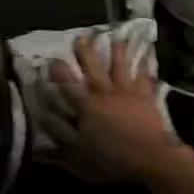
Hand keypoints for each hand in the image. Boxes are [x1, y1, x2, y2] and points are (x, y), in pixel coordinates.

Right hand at [49, 34, 193, 181]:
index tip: (52, 59)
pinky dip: (147, 64)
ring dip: (118, 50)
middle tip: (82, 35)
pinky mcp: (146, 97)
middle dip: (86, 51)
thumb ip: (60, 134)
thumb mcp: (78, 152)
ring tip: (117, 36)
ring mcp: (128, 92)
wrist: (151, 158)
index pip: (68, 84)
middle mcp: (105, 93)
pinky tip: (149, 53)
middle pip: (93, 67)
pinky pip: (146, 77)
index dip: (58, 71)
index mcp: (86, 106)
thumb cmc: (111, 158)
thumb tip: (42, 119)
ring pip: (121, 66)